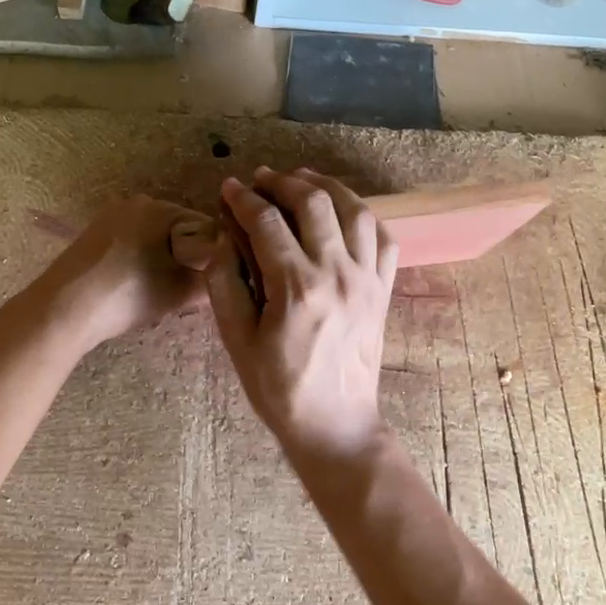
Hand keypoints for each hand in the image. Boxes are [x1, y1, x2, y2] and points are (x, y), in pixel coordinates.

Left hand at [23, 195, 211, 347]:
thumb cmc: (127, 294)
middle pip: (178, 230)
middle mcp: (135, 202)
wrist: (64, 309)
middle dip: (188, 256)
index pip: (204, 226)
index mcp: (159, 207)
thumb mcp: (179, 292)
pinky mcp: (93, 234)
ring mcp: (110, 216)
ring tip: (164, 291)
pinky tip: (137, 286)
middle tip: (193, 289)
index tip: (219, 279)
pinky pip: (131, 243)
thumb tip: (227, 277)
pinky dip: (141, 261)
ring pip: (153, 238)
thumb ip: (211, 282)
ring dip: (164, 260)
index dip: (216, 254)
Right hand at [204, 167, 397, 462]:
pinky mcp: (384, 289)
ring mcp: (367, 279)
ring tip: (300, 181)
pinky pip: (383, 237)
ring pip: (355, 210)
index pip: (266, 222)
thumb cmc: (279, 387)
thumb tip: (221, 236)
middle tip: (261, 179)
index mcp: (296, 287)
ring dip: (326, 187)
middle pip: (314, 202)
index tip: (228, 187)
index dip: (243, 198)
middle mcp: (338, 273)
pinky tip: (342, 212)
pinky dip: (362, 215)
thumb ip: (224, 282)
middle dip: (283, 182)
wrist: (336, 426)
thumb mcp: (237, 340)